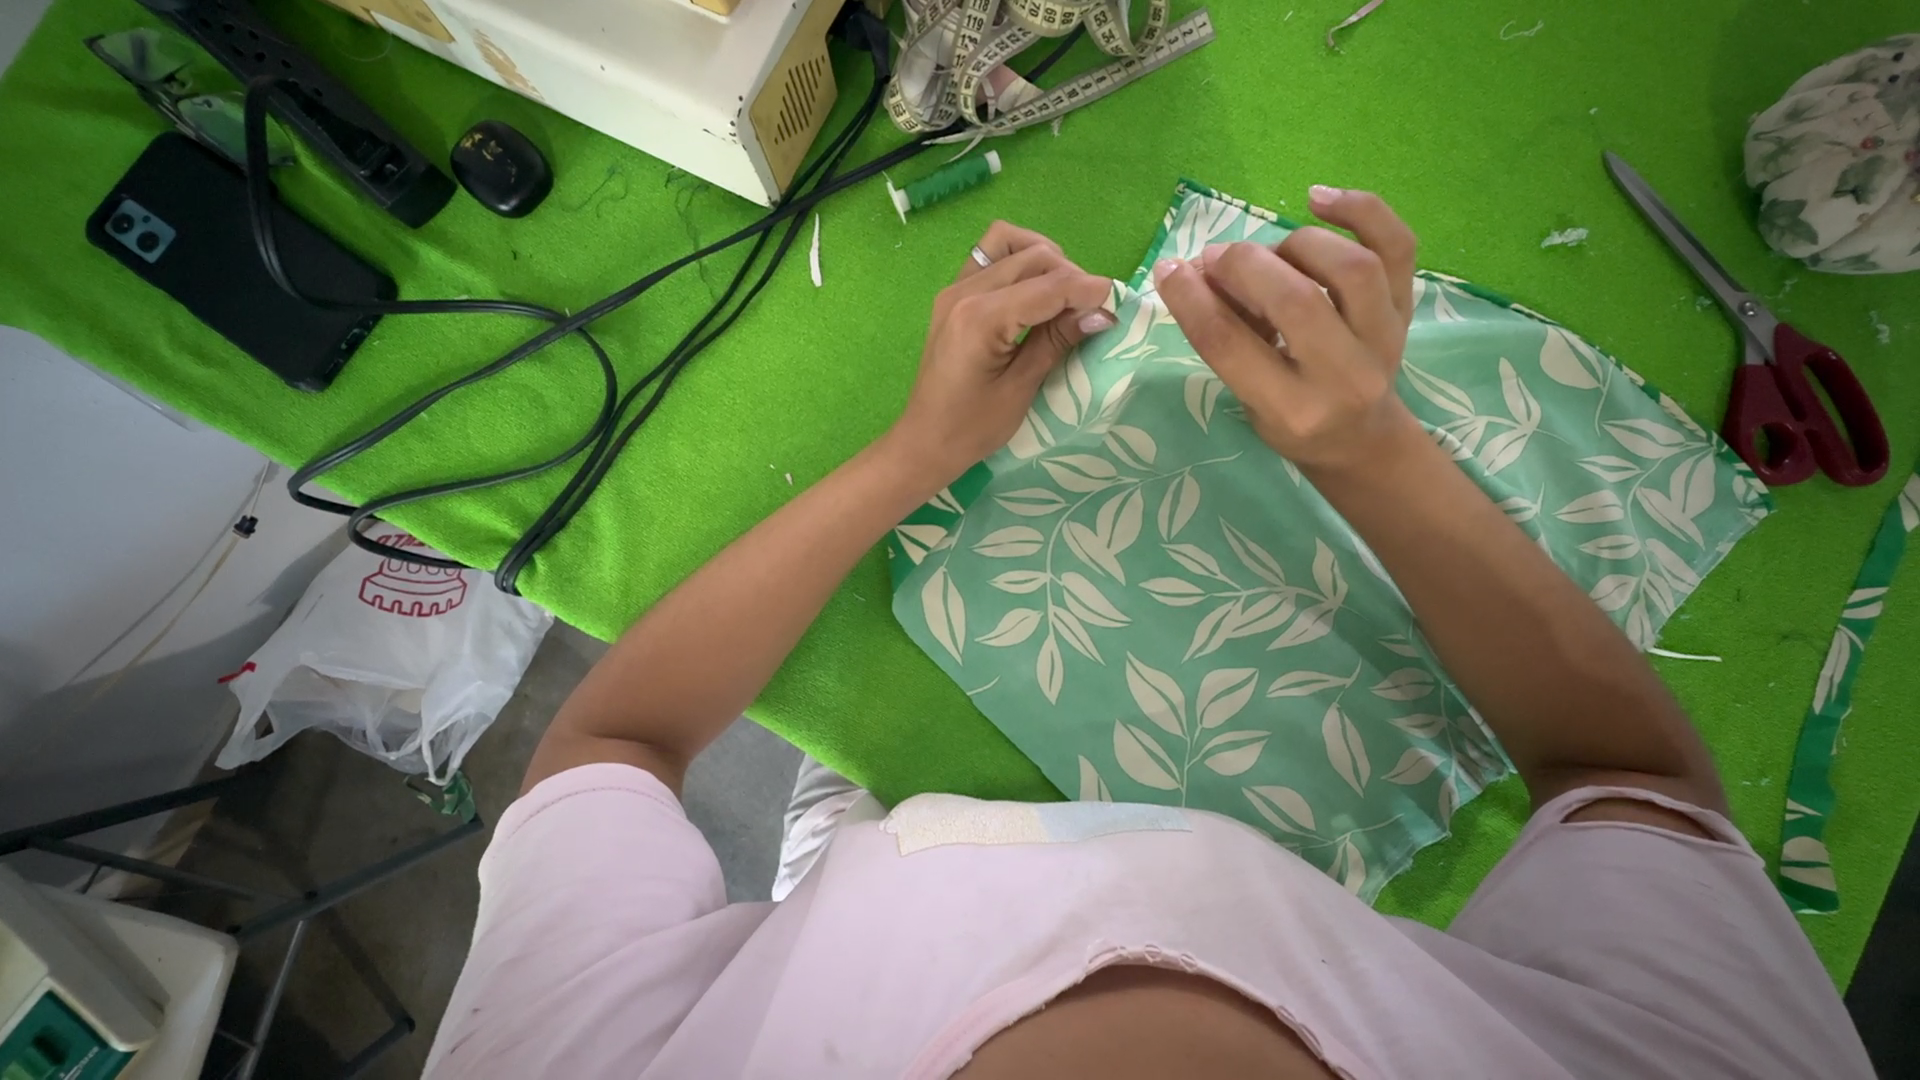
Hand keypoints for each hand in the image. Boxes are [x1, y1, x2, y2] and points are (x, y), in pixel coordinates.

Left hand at [886, 222, 1114, 485]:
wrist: (925, 441)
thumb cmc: (971, 428)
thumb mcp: (1020, 388)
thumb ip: (1057, 342)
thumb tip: (1102, 312)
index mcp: (980, 319)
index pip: (1048, 286)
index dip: (1088, 291)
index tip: (1117, 304)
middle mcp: (964, 292)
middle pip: (1033, 256)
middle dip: (1071, 276)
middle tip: (1091, 310)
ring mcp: (954, 289)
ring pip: (1010, 244)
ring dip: (1045, 259)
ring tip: (1063, 295)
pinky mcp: (953, 294)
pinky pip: (990, 256)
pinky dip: (1018, 260)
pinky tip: (1034, 290)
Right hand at [1153, 186, 1419, 474]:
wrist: (1362, 438)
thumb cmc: (1292, 424)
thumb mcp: (1248, 401)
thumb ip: (1228, 341)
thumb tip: (1198, 274)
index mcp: (1292, 409)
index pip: (1231, 346)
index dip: (1192, 301)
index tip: (1169, 269)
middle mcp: (1343, 376)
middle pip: (1294, 300)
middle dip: (1243, 266)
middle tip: (1214, 258)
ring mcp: (1384, 339)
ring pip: (1348, 267)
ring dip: (1294, 245)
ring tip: (1268, 252)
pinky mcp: (1407, 309)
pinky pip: (1397, 245)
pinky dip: (1361, 210)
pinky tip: (1318, 199)